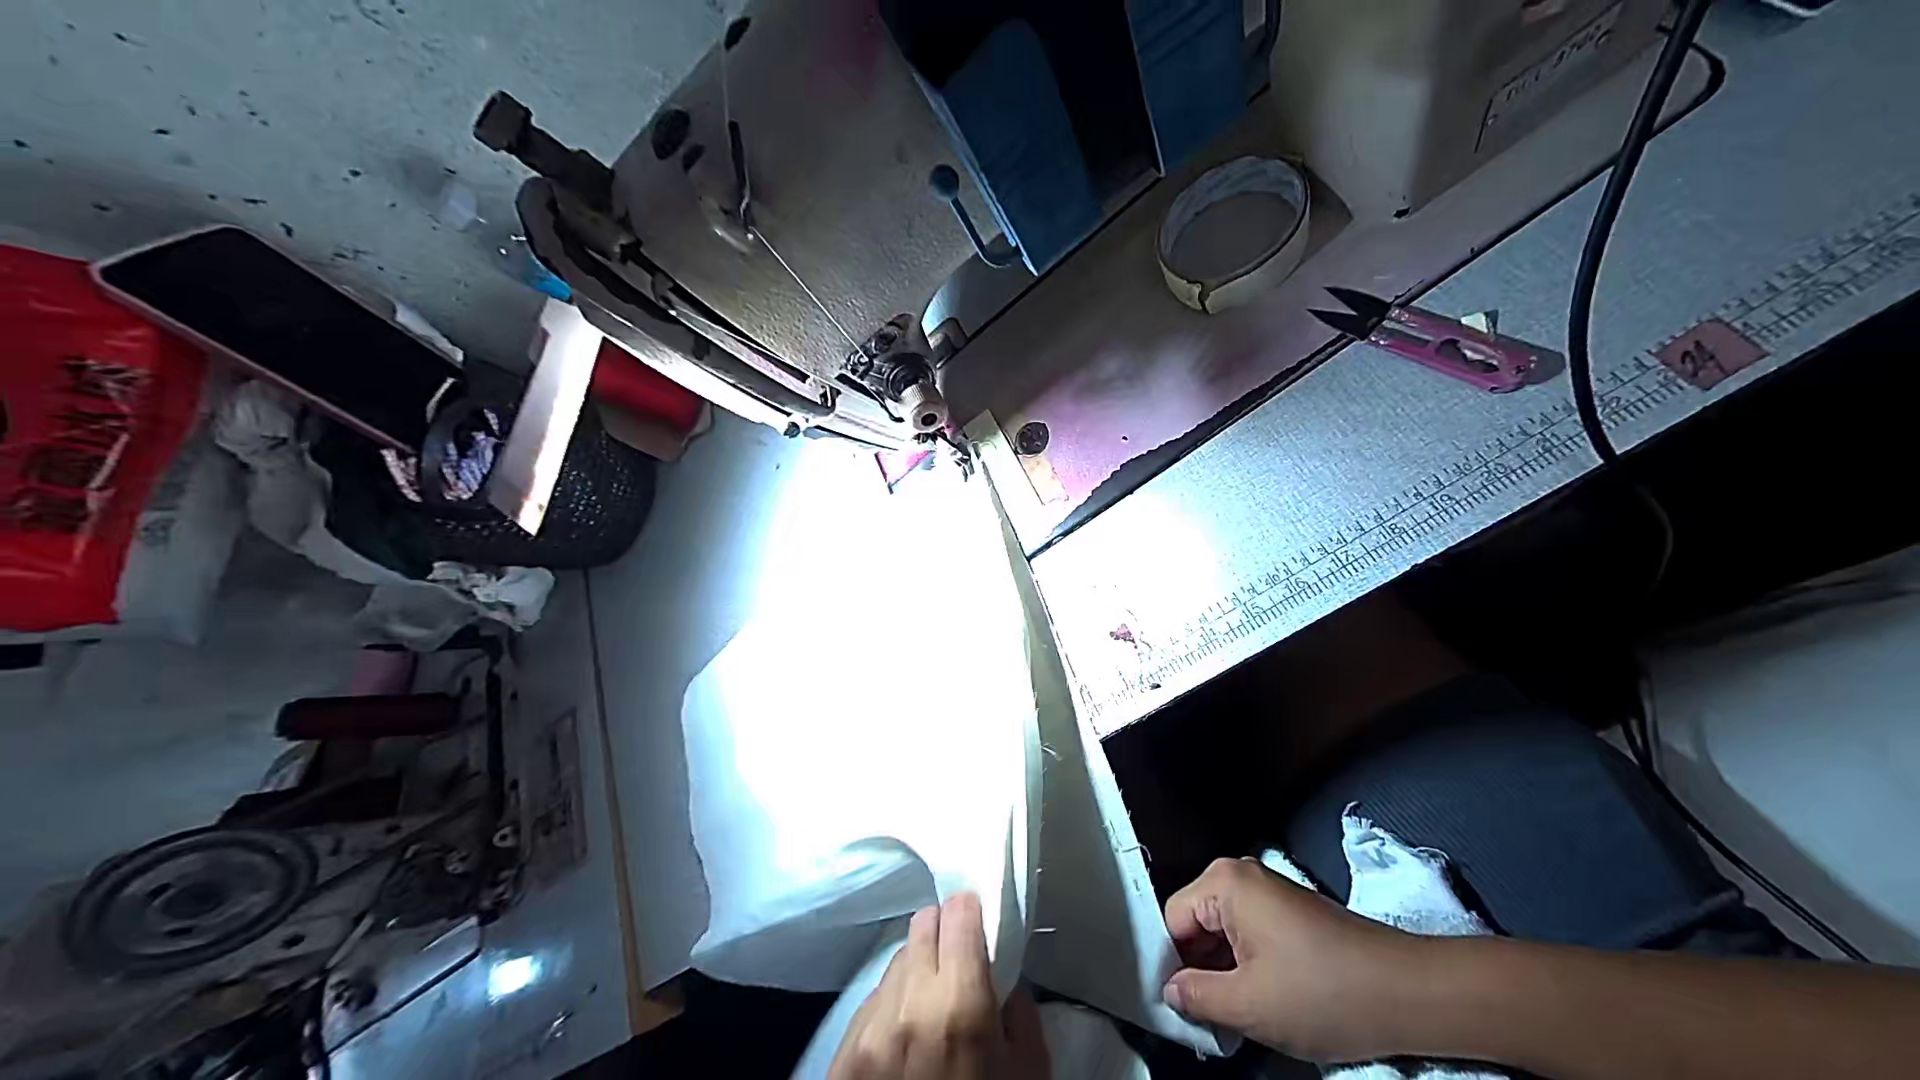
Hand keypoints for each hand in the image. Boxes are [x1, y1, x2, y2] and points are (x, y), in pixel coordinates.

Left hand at [830, 893, 1050, 1079]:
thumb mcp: (1029, 1076)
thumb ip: (1021, 1015)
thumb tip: (1003, 977)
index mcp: (961, 1006)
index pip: (958, 915)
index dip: (971, 911)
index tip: (977, 917)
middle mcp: (910, 1004)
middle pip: (923, 925)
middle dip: (943, 932)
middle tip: (957, 956)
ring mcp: (871, 1028)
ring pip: (896, 960)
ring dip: (917, 967)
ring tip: (932, 1001)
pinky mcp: (844, 1052)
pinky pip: (872, 1000)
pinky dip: (892, 1003)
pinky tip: (905, 1032)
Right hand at [1162, 857, 1433, 1062]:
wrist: (1409, 994)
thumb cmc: (1325, 993)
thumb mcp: (1249, 1005)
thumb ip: (1195, 997)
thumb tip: (1169, 991)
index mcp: (1224, 882)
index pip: (1172, 920)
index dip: (1171, 965)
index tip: (1179, 1006)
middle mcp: (1241, 876)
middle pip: (1195, 924)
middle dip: (1198, 971)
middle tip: (1207, 1020)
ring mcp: (1267, 893)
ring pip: (1221, 935)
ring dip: (1223, 975)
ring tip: (1234, 1019)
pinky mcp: (1289, 913)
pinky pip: (1247, 936)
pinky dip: (1246, 969)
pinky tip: (1259, 1004)